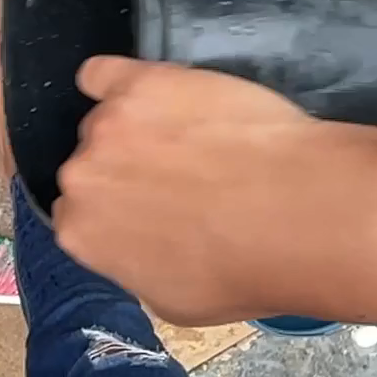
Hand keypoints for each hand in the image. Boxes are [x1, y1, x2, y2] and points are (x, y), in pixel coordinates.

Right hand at [51, 56, 376, 325]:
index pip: (77, 217)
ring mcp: (106, 124)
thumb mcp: (172, 302)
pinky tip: (146, 91)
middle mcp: (79, 177)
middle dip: (122, 174)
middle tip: (177, 180)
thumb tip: (138, 251)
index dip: (114, 215)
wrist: (298, 213)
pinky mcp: (140, 82)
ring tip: (193, 140)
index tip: (145, 213)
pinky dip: (115, 81)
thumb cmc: (240, 271)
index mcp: (80, 234)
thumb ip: (134, 269)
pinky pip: (103, 74)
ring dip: (135, 131)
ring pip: (106, 123)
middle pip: (88, 168)